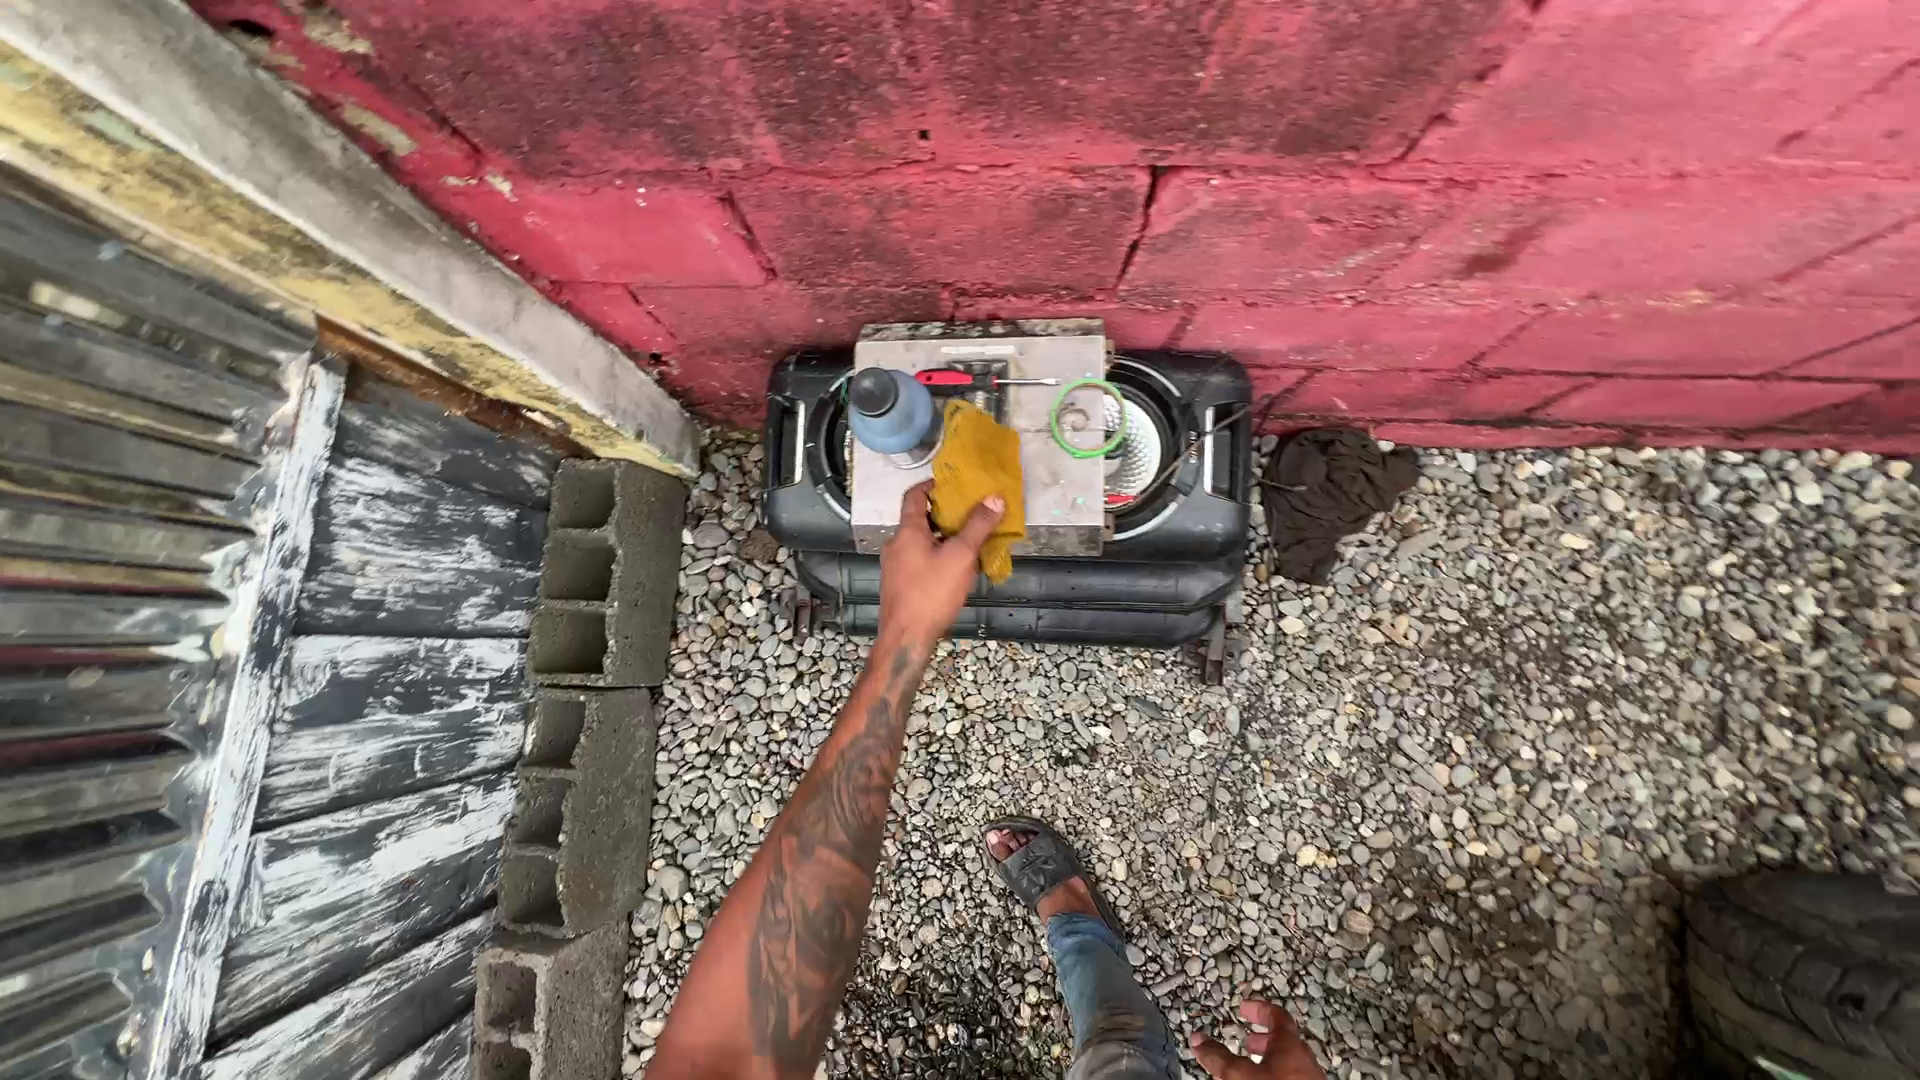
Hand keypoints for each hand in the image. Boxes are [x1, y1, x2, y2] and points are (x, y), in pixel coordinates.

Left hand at [877, 481, 1002, 647]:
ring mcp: (894, 566)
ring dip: (941, 539)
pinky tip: (954, 571)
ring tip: (967, 544)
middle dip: (944, 516)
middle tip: (969, 515)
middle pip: (918, 520)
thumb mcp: (961, 556)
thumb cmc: (932, 593)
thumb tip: (994, 499)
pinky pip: (917, 561)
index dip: (932, 485)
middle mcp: (895, 544)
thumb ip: (977, 526)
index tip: (952, 485)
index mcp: (907, 531)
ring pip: (919, 543)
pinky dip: (934, 557)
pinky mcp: (897, 585)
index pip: (914, 495)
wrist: (906, 637)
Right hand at [1189, 1001, 1327, 1078]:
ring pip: (1289, 1063)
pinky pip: (1292, 1078)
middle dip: (1263, 1039)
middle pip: (1285, 1040)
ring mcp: (1310, 1079)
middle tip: (1246, 1041)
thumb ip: (1219, 1057)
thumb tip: (1198, 1039)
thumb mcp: (1241, 1075)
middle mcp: (1305, 1060)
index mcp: (1291, 1046)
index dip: (1259, 1008)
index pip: (1278, 1015)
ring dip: (1269, 1061)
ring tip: (1250, 1068)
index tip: (1243, 1008)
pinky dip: (1276, 1076)